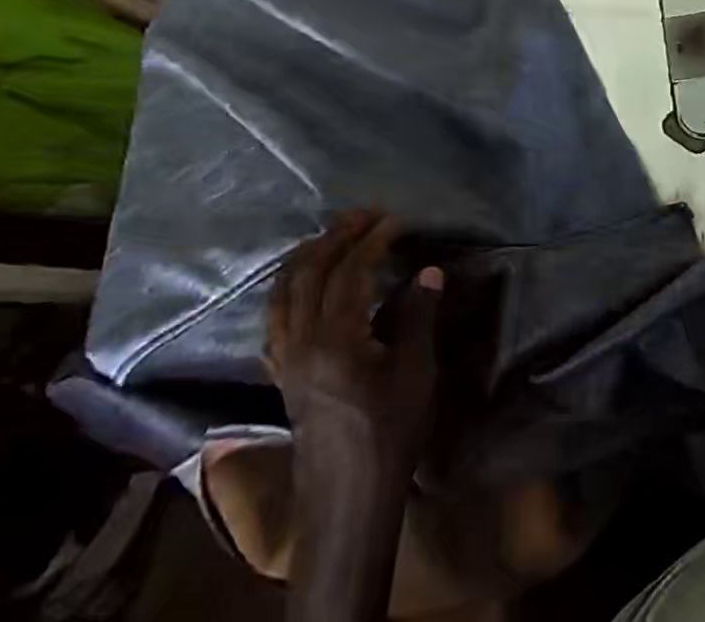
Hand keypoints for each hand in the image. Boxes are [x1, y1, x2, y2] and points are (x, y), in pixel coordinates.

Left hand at [267, 210, 439, 462]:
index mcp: (334, 338)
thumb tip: (429, 271)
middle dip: (335, 238)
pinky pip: (275, 316)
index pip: (349, 273)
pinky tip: (303, 285)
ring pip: (282, 293)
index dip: (372, 241)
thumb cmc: (390, 429)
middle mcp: (299, 341)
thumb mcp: (416, 371)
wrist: (349, 489)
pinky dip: (290, 288)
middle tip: (363, 215)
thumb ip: (418, 316)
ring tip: (332, 236)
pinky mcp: (281, 371)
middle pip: (308, 274)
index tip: (395, 221)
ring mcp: (284, 357)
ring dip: (306, 257)